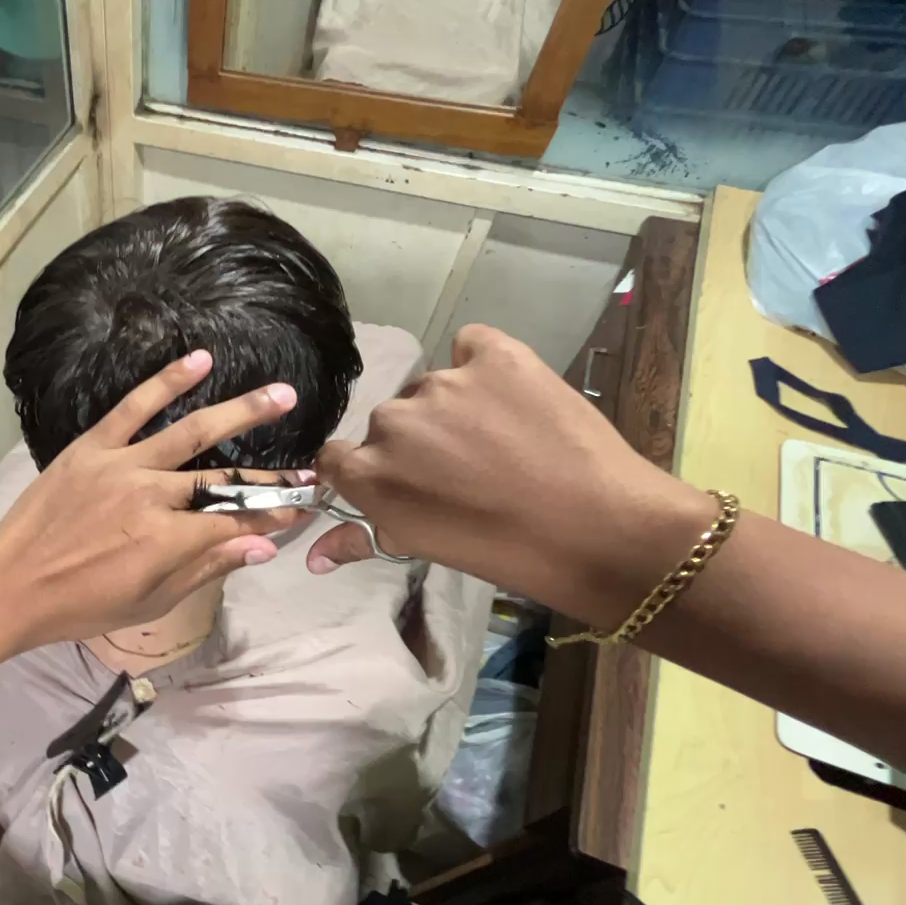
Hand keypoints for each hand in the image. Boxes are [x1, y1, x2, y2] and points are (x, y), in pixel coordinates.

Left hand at [0, 350, 301, 661]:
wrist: (10, 585)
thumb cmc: (81, 606)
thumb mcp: (148, 603)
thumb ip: (204, 569)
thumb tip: (261, 547)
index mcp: (168, 540)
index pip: (236, 521)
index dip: (272, 516)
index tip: (300, 508)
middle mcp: (152, 495)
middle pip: (223, 480)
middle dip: (270, 478)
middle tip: (306, 468)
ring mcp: (121, 465)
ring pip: (191, 432)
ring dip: (241, 412)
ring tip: (281, 394)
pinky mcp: (91, 446)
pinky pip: (133, 407)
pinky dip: (167, 382)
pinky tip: (200, 361)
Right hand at [307, 325, 712, 626]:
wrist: (595, 528)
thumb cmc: (497, 549)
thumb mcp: (418, 546)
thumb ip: (356, 541)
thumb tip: (310, 558)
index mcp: (366, 469)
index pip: (336, 456)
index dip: (365, 469)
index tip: (399, 481)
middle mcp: (391, 420)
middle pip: (387, 424)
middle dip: (413, 444)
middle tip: (459, 470)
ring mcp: (442, 383)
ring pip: (428, 392)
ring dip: (448, 410)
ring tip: (497, 440)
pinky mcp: (494, 354)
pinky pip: (470, 346)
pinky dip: (480, 364)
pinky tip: (507, 392)